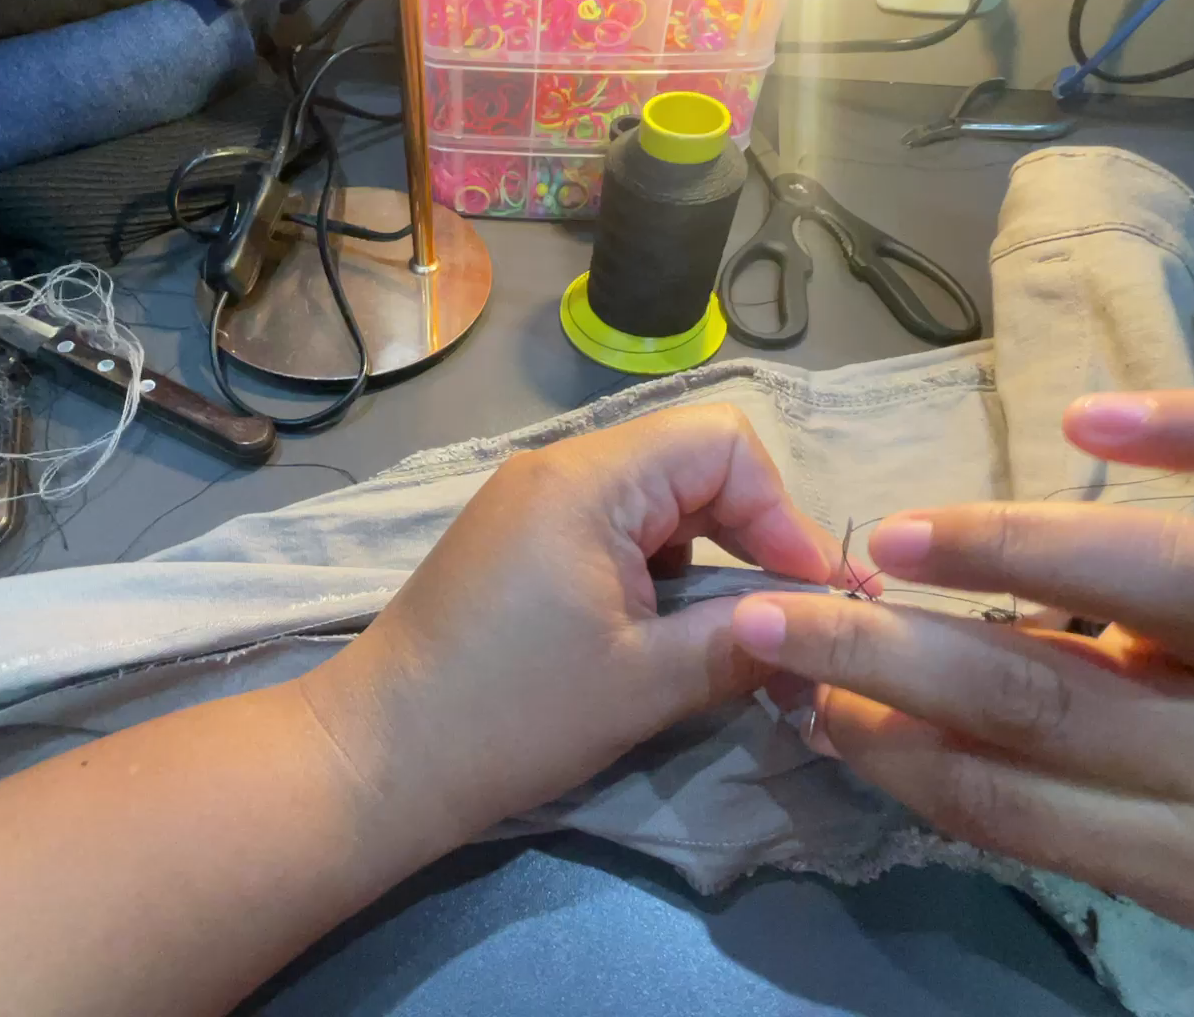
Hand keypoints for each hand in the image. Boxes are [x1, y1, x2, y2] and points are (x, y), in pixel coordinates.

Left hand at [298, 405, 851, 842]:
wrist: (384, 752)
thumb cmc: (514, 713)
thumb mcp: (646, 682)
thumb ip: (740, 640)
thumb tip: (810, 627)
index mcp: (586, 479)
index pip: (720, 440)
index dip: (778, 508)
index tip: (803, 588)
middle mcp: (554, 468)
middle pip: (686, 463)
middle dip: (746, 533)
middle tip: (776, 613)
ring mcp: (527, 500)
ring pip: (649, 498)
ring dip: (698, 555)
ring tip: (714, 628)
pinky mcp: (513, 537)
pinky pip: (606, 524)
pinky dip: (648, 565)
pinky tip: (651, 624)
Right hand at [732, 390, 1193, 937]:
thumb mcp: (1129, 837)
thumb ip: (985, 776)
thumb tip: (833, 706)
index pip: (1006, 799)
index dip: (887, 747)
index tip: (800, 694)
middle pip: (1053, 698)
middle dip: (888, 655)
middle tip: (777, 618)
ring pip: (1173, 581)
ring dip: (1008, 553)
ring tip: (897, 540)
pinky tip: (1089, 419)